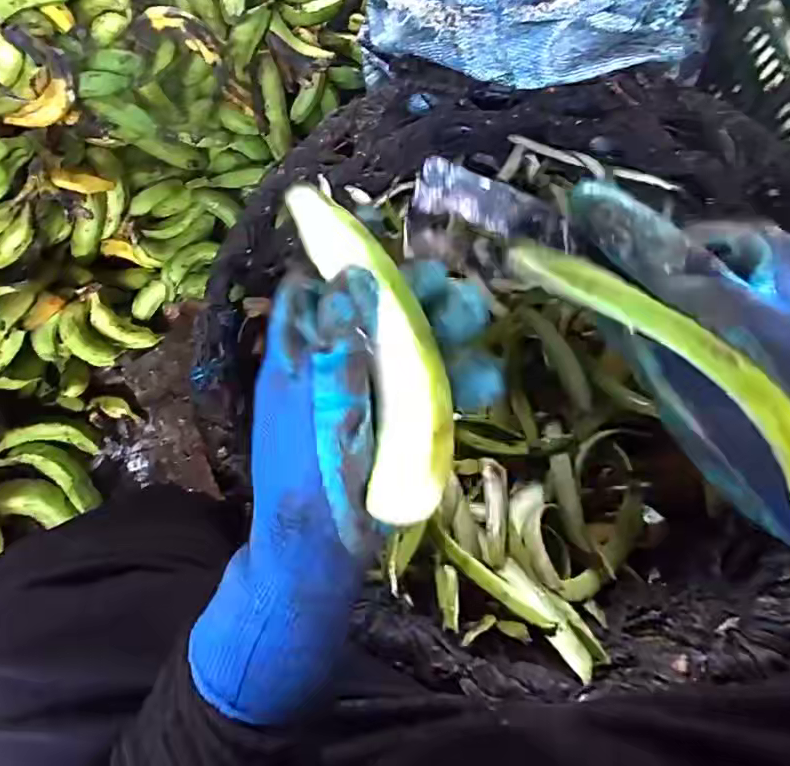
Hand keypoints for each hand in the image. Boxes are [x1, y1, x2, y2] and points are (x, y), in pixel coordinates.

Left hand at [189, 265, 494, 724]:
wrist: (320, 552)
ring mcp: (372, 389)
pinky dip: (460, 379)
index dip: (344, 259)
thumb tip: (353, 274)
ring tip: (478, 311)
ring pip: (412, 344)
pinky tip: (489, 375)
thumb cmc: (305, 473)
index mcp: (301, 350)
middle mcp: (337, 361)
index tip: (378, 237)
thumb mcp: (315, 400)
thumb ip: (337, 341)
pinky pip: (434, 388)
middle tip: (449, 283)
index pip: (317, 285)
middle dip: (414, 293)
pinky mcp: (401, 418)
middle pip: (376, 311)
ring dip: (446, 327)